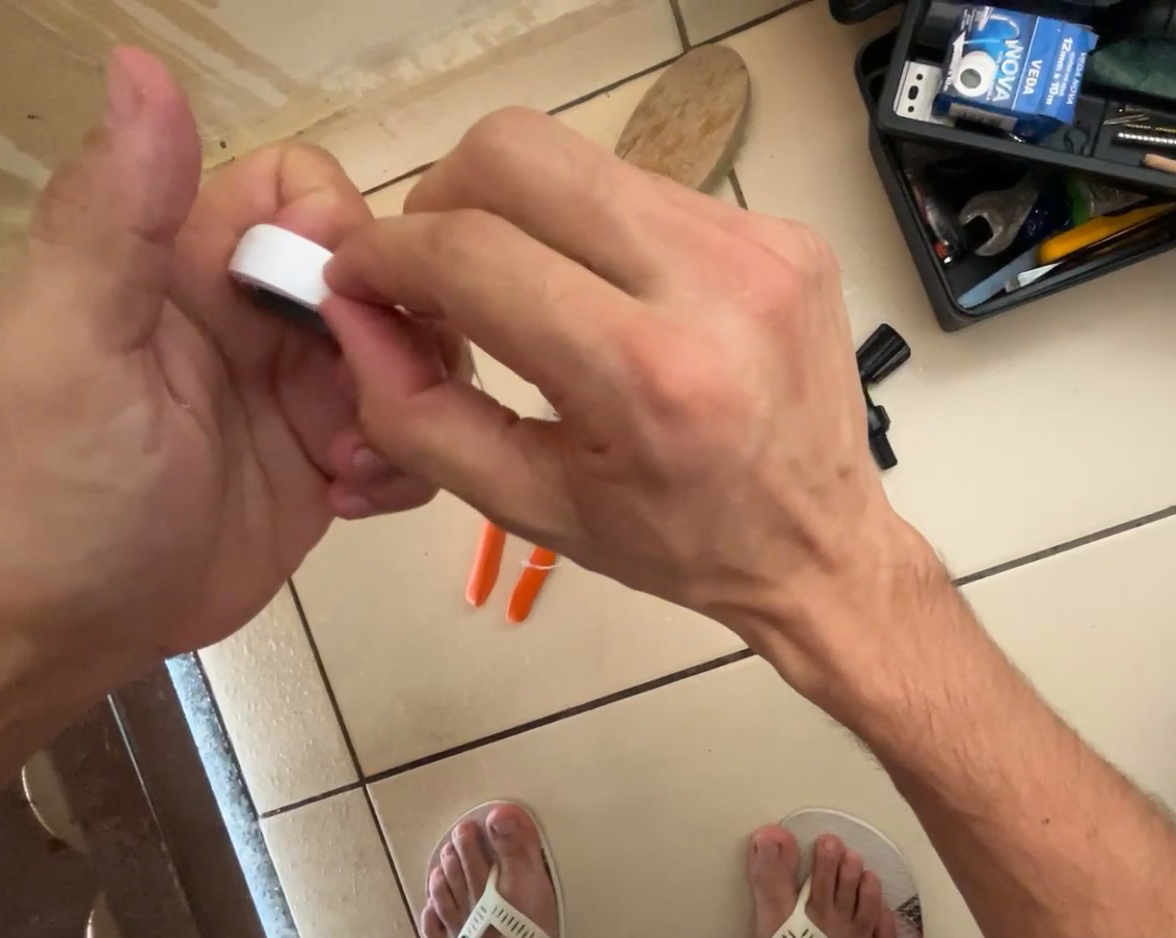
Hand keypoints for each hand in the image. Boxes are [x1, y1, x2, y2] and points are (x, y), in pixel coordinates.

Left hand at [0, 48, 445, 673]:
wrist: (88, 629)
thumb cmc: (62, 492)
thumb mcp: (67, 351)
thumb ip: (115, 222)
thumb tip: (141, 67)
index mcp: (197, 268)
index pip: (309, 193)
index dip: (346, 237)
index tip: (341, 314)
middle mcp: (270, 320)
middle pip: (390, 285)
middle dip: (400, 347)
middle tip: (358, 416)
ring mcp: (316, 392)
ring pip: (420, 364)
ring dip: (407, 416)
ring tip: (349, 470)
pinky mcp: (347, 455)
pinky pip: (418, 436)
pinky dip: (405, 468)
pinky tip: (351, 502)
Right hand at [322, 108, 934, 654]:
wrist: (821, 546)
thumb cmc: (683, 546)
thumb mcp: (538, 509)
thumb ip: (420, 417)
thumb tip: (354, 317)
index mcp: (646, 375)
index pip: (470, 252)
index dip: (385, 254)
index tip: (360, 281)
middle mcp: (713, 285)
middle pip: (519, 153)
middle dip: (446, 200)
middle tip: (442, 274)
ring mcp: (761, 247)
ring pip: (585, 163)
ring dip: (528, 217)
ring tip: (534, 296)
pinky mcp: (787, 237)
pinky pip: (652, 192)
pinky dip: (603, 234)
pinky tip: (616, 300)